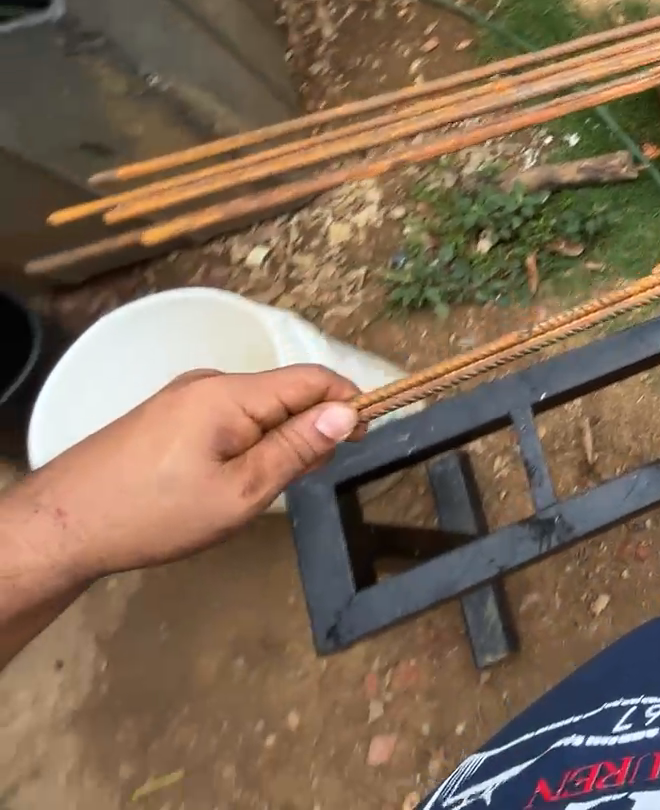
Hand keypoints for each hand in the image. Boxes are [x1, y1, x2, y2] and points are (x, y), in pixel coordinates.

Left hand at [9, 365, 359, 584]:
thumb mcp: (241, 490)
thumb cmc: (152, 516)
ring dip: (281, 436)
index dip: (349, 403)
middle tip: (301, 475)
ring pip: (262, 406)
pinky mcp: (166, 416)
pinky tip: (233, 475)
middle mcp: (208, 383)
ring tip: (262, 482)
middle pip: (290, 392)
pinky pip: (232, 415)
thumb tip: (348, 413)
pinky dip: (251, 439)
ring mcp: (183, 398)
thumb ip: (298, 448)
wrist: (45, 536)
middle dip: (311, 427)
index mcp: (229, 394)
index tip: (359, 440)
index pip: (316, 379)